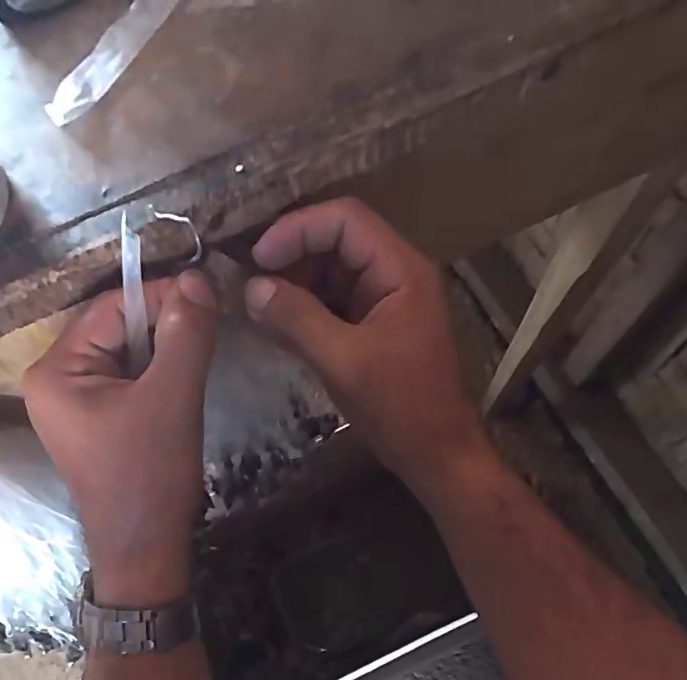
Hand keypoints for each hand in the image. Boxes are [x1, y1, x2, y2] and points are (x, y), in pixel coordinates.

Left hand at [24, 270, 220, 607]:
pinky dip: (160, 377)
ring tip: (204, 356)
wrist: (145, 549)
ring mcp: (75, 407)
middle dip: (165, 326)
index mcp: (56, 371)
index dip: (161, 295)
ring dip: (166, 353)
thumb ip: (186, 335)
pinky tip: (185, 386)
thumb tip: (201, 279)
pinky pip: (129, 384)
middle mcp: (55, 382)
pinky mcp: (97, 425)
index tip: (211, 294)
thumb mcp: (172, 399)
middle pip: (116, 331)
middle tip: (214, 325)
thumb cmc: (150, 476)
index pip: (110, 308)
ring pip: (127, 357)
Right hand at [243, 198, 492, 496]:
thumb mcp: (344, 361)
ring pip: (332, 276)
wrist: (436, 453)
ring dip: (295, 287)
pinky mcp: (373, 331)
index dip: (297, 229)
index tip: (258, 258)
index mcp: (400, 270)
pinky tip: (276, 329)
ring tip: (259, 309)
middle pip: (336, 243)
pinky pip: (334, 307)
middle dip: (293, 259)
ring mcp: (384, 304)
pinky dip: (305, 313)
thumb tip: (251, 288)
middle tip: (254, 288)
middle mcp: (394, 276)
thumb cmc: (400, 406)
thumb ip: (297, 320)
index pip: (345, 220)